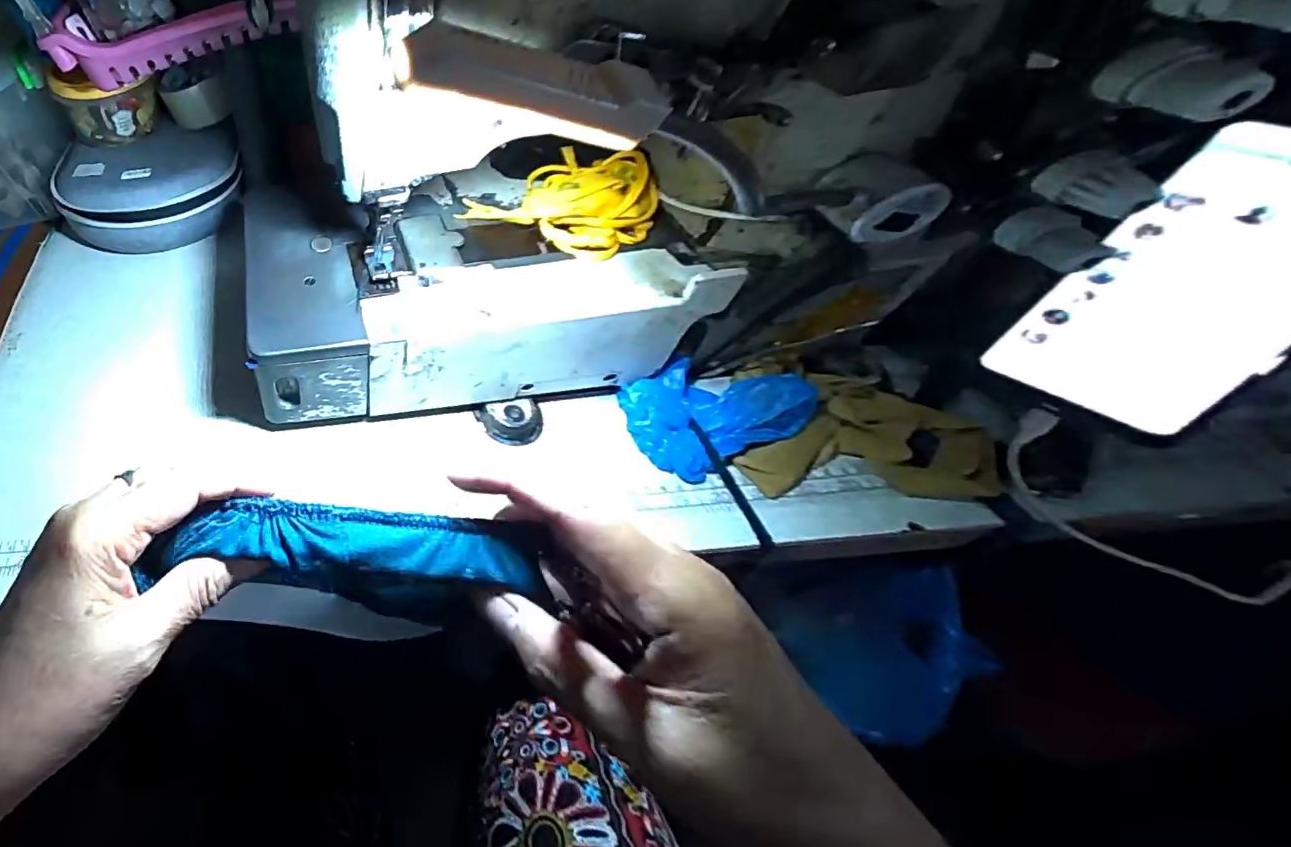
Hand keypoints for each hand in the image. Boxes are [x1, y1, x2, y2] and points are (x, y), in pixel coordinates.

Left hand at [0, 471, 261, 846]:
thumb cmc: (58, 695)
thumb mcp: (142, 640)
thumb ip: (200, 583)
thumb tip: (253, 552)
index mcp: (95, 529)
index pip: (181, 483)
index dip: (235, 481)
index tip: (277, 490)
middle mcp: (80, 514)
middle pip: (163, 475)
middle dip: (217, 482)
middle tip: (263, 504)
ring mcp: (71, 530)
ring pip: (147, 490)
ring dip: (194, 497)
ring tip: (239, 516)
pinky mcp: (71, 550)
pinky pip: (131, 514)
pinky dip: (170, 516)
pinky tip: (196, 536)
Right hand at [454, 476, 943, 846]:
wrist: (836, 820)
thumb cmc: (739, 779)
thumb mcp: (632, 728)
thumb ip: (553, 658)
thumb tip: (484, 595)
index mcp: (669, 586)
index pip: (577, 513)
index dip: (511, 486)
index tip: (454, 478)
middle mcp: (675, 565)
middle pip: (581, 518)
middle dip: (519, 522)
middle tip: (465, 548)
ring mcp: (682, 583)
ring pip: (594, 546)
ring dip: (543, 557)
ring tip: (498, 579)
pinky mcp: (682, 605)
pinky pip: (612, 576)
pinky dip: (572, 587)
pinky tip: (556, 614)